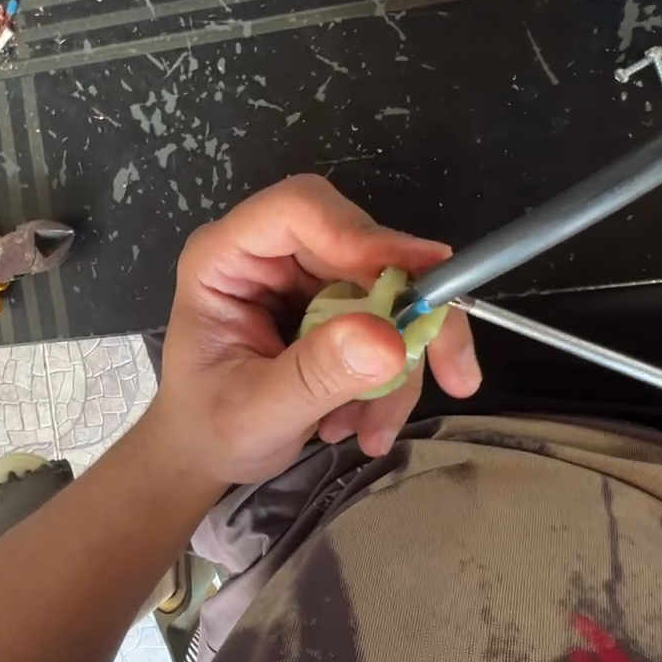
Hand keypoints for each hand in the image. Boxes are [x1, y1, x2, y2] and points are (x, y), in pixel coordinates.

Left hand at [142, 175, 480, 485]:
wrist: (208, 452)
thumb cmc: (208, 428)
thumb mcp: (256, 412)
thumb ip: (317, 374)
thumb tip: (389, 339)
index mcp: (225, 257)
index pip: (298, 208)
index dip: (360, 234)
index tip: (420, 278)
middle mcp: (269, 254)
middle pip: (363, 248)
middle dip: (412, 316)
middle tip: (454, 376)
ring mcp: (304, 277)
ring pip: (389, 288)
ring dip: (403, 363)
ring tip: (373, 430)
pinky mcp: (332, 304)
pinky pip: (389, 321)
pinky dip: (394, 374)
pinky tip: (366, 423)